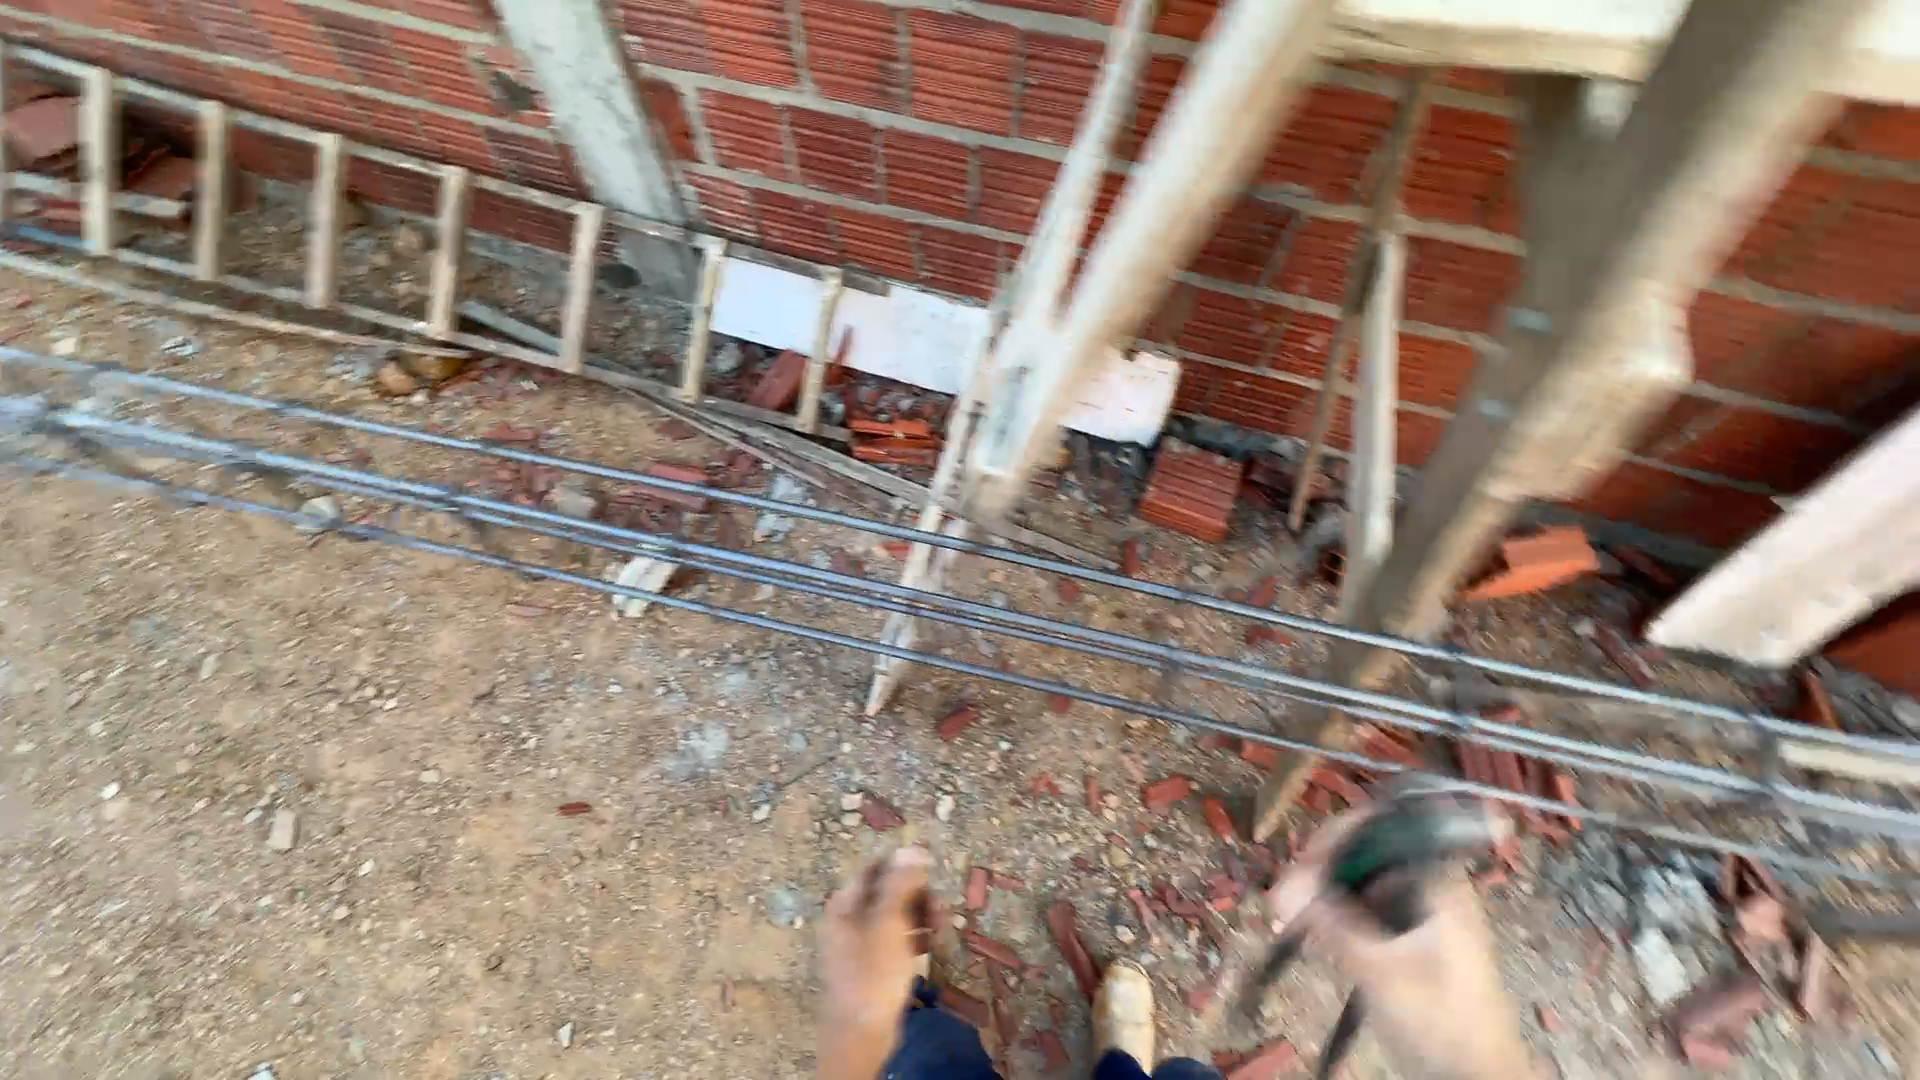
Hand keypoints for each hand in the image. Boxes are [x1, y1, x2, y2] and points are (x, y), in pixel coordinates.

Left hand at [817, 846, 930, 1079]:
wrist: (861, 1033)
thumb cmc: (872, 972)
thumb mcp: (889, 922)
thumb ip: (900, 884)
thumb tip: (913, 849)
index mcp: (846, 903)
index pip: (875, 867)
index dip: (903, 861)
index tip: (932, 862)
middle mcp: (850, 918)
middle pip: (887, 890)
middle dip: (917, 891)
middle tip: (943, 900)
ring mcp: (862, 943)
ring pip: (895, 915)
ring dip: (920, 913)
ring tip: (944, 921)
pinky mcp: (874, 964)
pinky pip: (897, 939)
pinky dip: (915, 936)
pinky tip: (934, 942)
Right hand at [1268, 812, 1539, 1079]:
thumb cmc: (1443, 1023)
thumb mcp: (1381, 972)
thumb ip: (1331, 926)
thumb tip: (1282, 891)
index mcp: (1435, 882)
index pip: (1379, 830)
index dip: (1336, 836)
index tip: (1303, 862)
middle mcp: (1426, 886)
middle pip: (1363, 852)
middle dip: (1319, 867)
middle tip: (1287, 894)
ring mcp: (1416, 910)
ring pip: (1357, 879)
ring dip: (1320, 890)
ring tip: (1287, 912)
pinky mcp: (1405, 934)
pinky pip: (1361, 906)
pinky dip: (1332, 912)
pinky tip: (1305, 928)